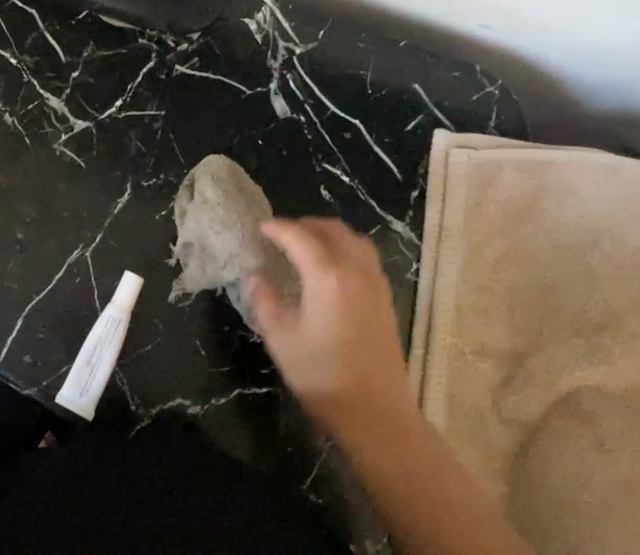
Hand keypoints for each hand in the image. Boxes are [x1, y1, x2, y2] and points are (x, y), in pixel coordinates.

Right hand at [246, 217, 410, 427]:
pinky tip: (332, 268)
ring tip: (306, 245)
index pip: (299, 237)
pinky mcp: (385, 299)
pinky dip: (345, 248)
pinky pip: (365, 256)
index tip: (260, 228)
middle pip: (331, 230)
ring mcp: (375, 283)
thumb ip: (265, 302)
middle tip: (281, 235)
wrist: (377, 413)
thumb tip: (253, 277)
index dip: (277, 228)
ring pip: (353, 239)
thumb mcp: (281, 341)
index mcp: (327, 276)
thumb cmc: (323, 377)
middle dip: (304, 225)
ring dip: (328, 234)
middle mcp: (355, 270)